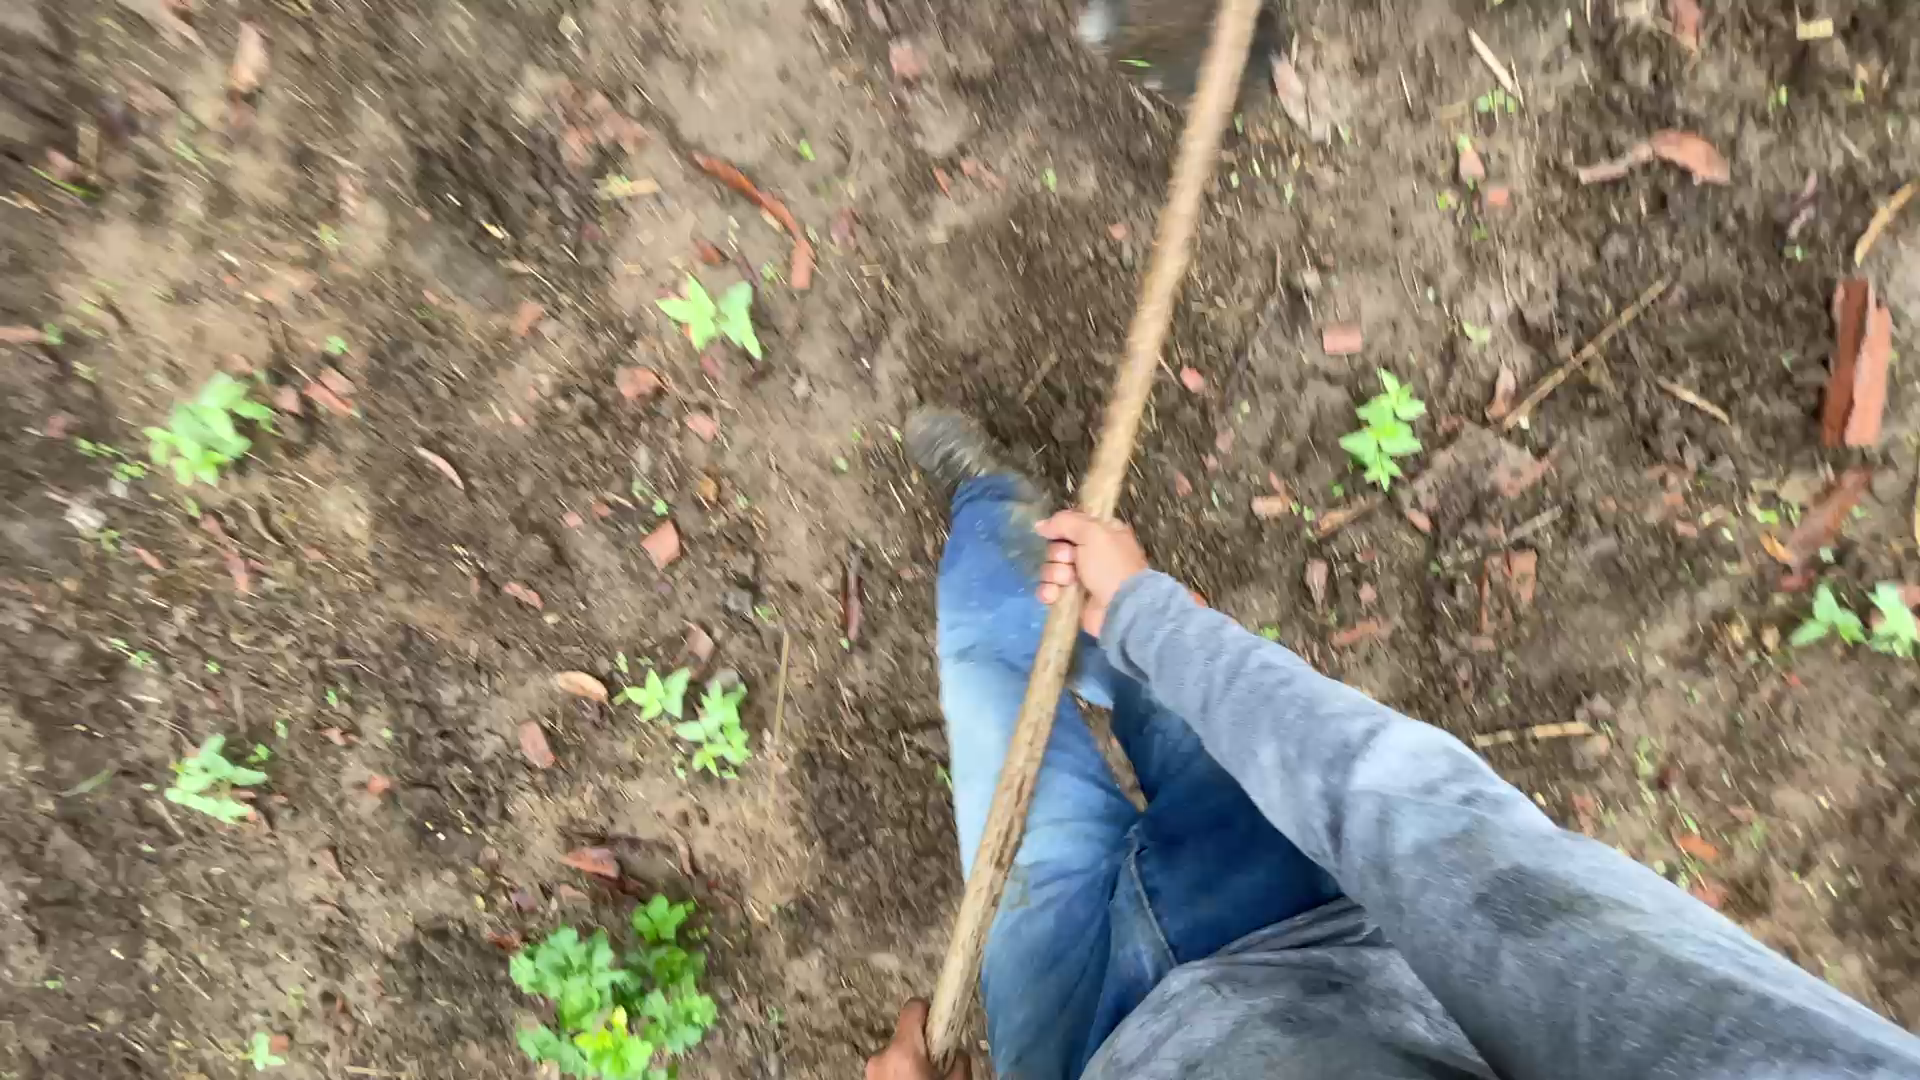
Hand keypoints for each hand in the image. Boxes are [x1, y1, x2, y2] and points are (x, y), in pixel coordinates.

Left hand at [866, 1000, 968, 1079]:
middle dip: (921, 1044)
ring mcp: (870, 1071)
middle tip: (936, 1065)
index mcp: (903, 1049)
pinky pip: (887, 1069)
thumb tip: (956, 1051)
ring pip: (895, 1053)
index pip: (914, 1006)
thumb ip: (959, 1060)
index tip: (941, 1026)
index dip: (930, 1011)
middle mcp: (881, 1055)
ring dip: (908, 1061)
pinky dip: (898, 1073)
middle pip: (905, 1034)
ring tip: (922, 1078)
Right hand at [1033, 510, 1149, 636]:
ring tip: (1070, 581)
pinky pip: (1048, 589)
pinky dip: (1048, 591)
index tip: (1060, 535)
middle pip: (1056, 547)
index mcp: (1101, 534)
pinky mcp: (1070, 598)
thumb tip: (1039, 525)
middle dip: (1060, 555)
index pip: (1071, 524)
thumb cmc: (1110, 565)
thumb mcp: (1092, 532)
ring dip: (1056, 574)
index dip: (1062, 529)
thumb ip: (1065, 522)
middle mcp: (1090, 554)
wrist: (1120, 607)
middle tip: (1072, 561)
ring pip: (1050, 568)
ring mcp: (1079, 577)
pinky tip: (1055, 595)